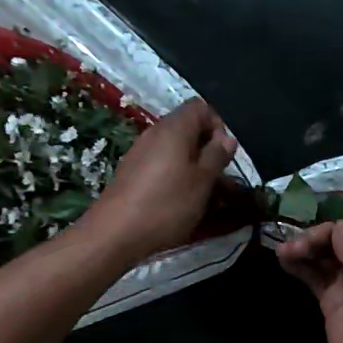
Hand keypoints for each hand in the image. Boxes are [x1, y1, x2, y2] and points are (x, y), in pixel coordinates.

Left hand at [80, 99, 235, 260]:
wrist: (114, 235)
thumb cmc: (166, 205)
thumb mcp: (203, 181)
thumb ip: (217, 156)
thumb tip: (228, 138)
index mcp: (174, 130)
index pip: (201, 108)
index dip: (218, 125)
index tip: (225, 153)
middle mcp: (155, 134)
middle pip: (189, 128)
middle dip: (209, 148)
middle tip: (220, 175)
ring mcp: (141, 153)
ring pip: (177, 148)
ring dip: (196, 164)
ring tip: (206, 192)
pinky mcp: (133, 172)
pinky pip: (163, 163)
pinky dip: (178, 174)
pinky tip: (182, 199)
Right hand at [278, 220, 342, 342]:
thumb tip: (340, 226)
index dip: (335, 230)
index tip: (314, 237)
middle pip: (338, 242)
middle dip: (316, 240)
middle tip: (292, 248)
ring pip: (324, 258)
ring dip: (305, 251)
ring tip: (282, 252)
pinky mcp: (332, 299)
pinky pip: (315, 277)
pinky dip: (301, 268)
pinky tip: (284, 261)